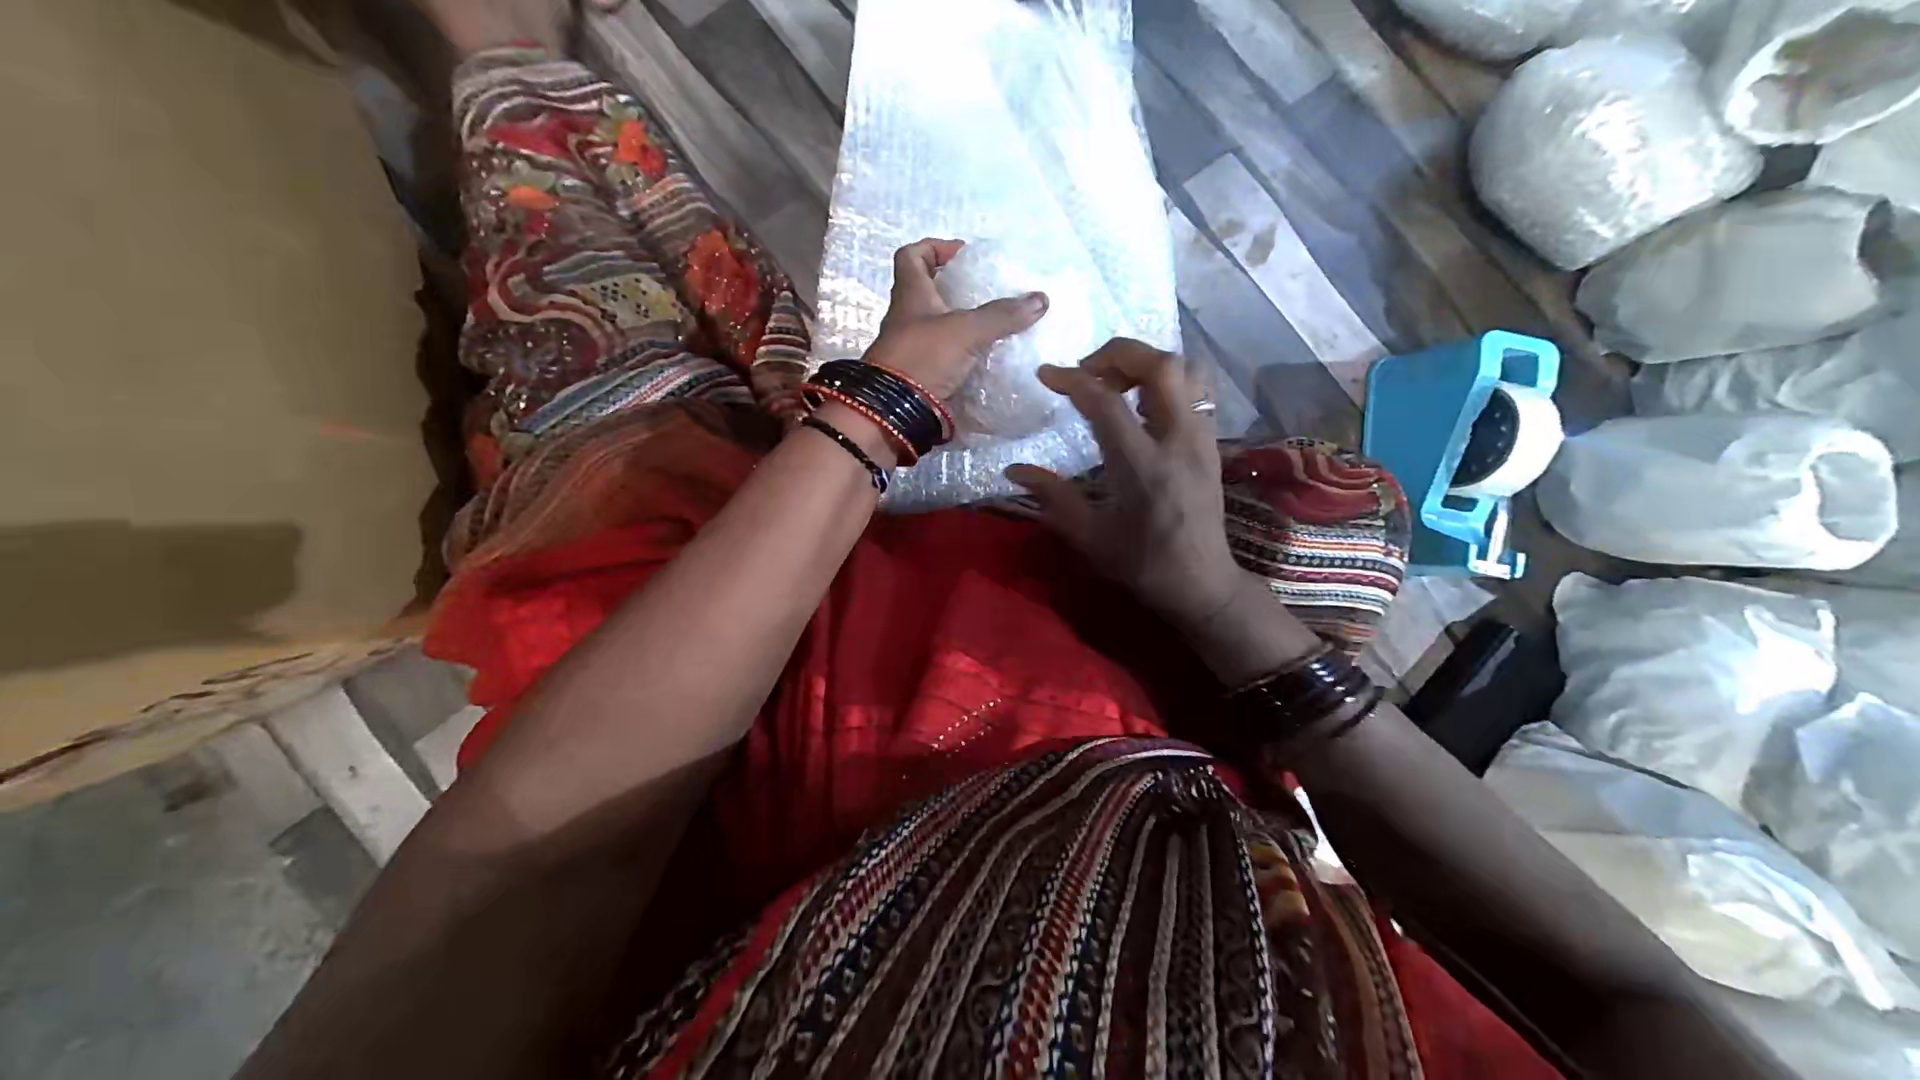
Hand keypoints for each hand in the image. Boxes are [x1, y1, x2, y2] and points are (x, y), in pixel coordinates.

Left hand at [863, 239, 1048, 398]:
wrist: (895, 414)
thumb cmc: (923, 358)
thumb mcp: (966, 330)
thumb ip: (1002, 315)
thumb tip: (1040, 299)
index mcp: (910, 296)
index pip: (912, 256)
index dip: (935, 247)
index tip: (963, 256)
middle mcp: (906, 319)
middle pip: (927, 293)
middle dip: (956, 290)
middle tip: (987, 294)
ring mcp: (911, 350)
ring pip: (937, 327)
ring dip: (962, 326)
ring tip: (993, 328)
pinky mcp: (920, 376)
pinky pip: (944, 358)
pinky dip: (963, 357)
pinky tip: (987, 360)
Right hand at [1006, 339, 1319, 682]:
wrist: (1202, 583)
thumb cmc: (1142, 563)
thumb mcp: (1089, 536)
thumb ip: (1052, 497)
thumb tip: (1014, 470)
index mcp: (1142, 466)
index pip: (1106, 401)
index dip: (1071, 379)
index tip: (1046, 374)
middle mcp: (1178, 441)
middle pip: (1160, 365)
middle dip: (1119, 353)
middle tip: (1087, 370)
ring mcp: (1201, 438)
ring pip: (1184, 370)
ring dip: (1147, 363)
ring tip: (1115, 381)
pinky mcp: (1211, 443)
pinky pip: (1195, 390)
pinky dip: (1166, 381)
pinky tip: (1141, 402)